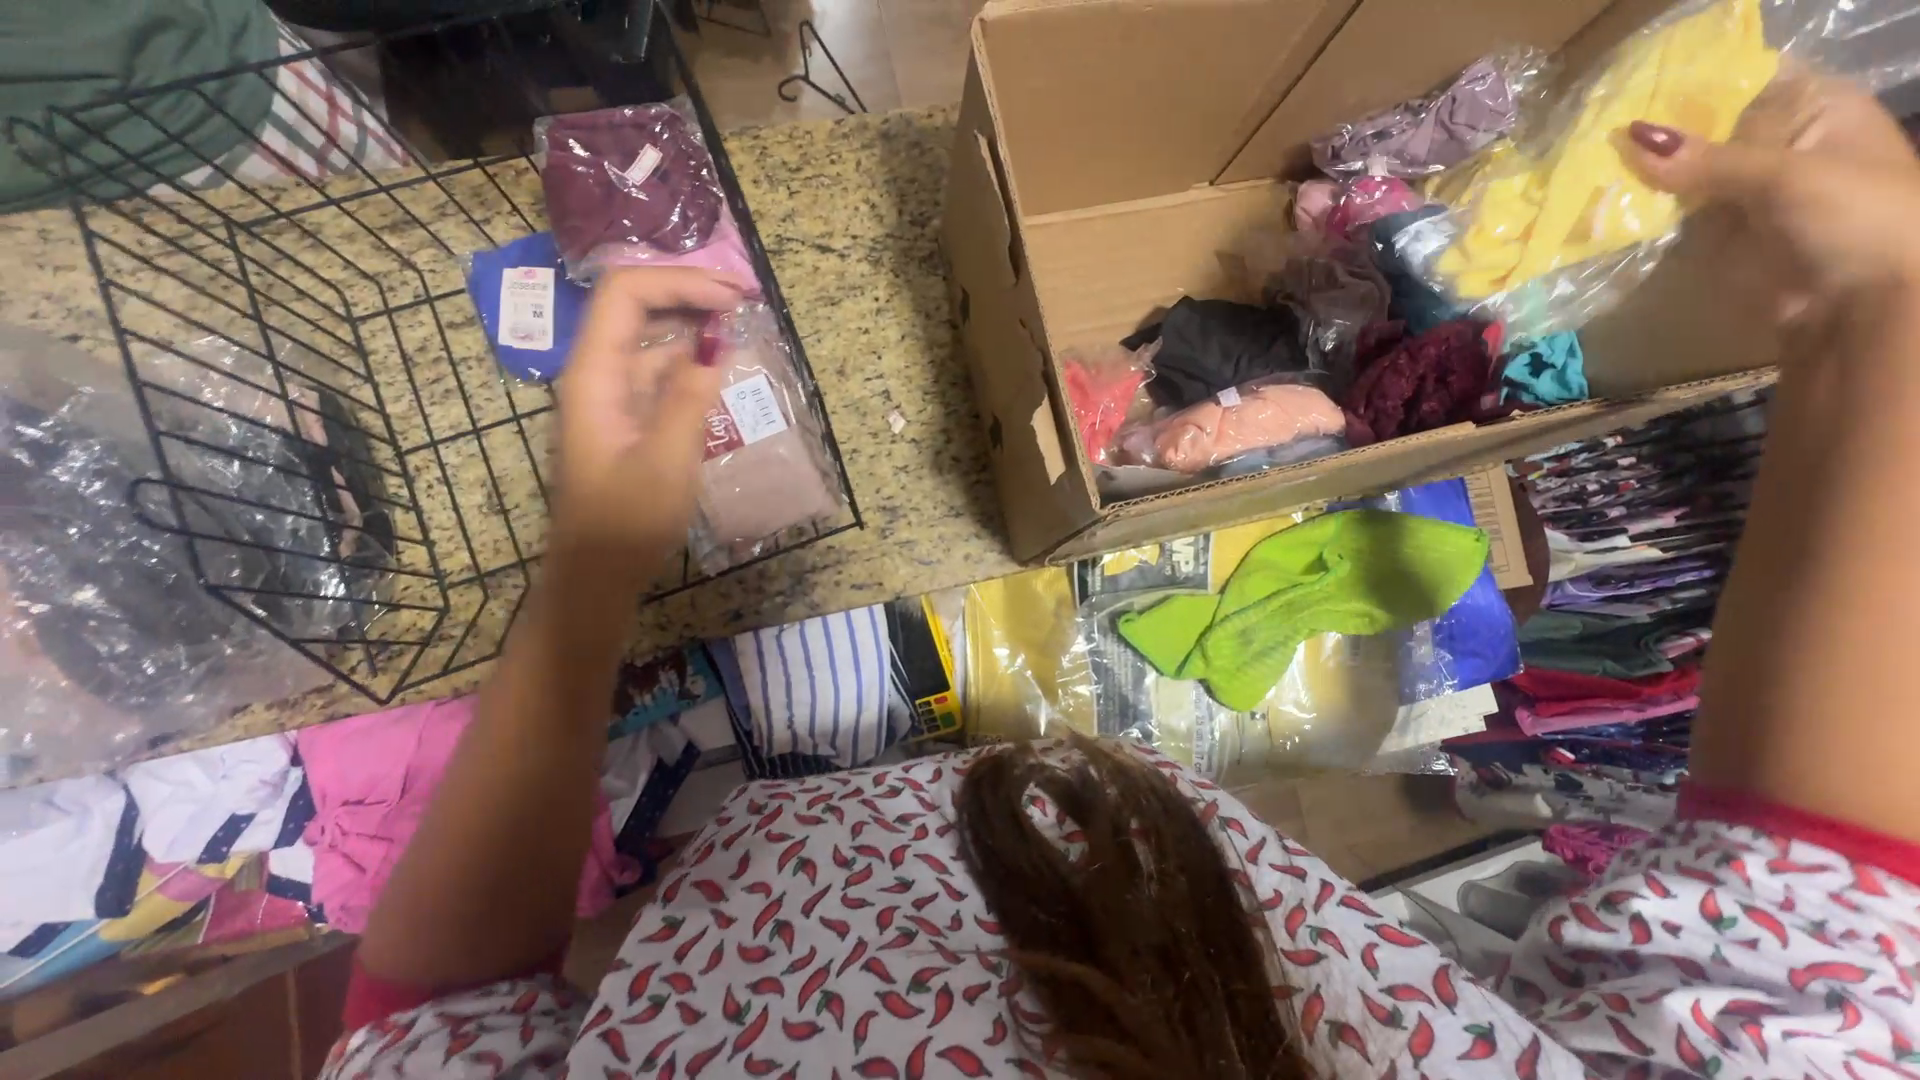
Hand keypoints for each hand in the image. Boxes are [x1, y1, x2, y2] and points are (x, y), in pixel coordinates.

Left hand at [549, 267, 744, 573]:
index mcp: (594, 375)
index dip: (680, 283)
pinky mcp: (628, 418)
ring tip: (743, 324)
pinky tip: (722, 365)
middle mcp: (598, 374)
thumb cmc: (626, 523)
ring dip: (693, 322)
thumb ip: (689, 397)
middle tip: (747, 300)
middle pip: (636, 306)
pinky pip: (659, 371)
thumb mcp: (666, 461)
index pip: (627, 295)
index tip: (734, 298)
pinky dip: (691, 359)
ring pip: (650, 337)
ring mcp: (612, 396)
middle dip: (689, 292)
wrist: (596, 575)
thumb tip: (716, 342)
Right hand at [1618, 70, 1919, 319]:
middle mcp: (1775, 144)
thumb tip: (1631, 137)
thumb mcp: (1786, 177)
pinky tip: (1596, 202)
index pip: (1744, 78)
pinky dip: (1637, 211)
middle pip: (1704, 127)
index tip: (1629, 85)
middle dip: (1654, 132)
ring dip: (1638, 174)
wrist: (1857, 305)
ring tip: (1581, 163)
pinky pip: (1669, 214)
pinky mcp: (1714, 234)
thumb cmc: (1853, 219)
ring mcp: (1741, 192)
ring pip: (1680, 173)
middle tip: (1591, 125)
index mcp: (1814, 109)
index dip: (1691, 81)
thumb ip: (1707, 159)